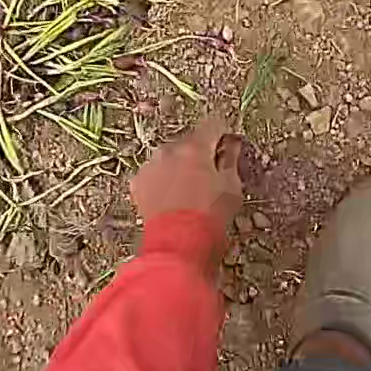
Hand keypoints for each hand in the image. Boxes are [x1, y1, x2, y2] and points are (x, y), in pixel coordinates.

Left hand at [129, 114, 244, 224]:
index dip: (223, 133)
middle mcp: (170, 150)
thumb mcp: (231, 186)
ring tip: (190, 186)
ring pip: (170, 157)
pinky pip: (155, 173)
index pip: (213, 125)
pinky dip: (163, 178)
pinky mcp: (139, 183)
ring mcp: (152, 166)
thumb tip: (232, 145)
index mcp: (196, 147)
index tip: (228, 142)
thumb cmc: (210, 215)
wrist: (177, 244)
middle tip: (211, 171)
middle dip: (200, 152)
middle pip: (189, 142)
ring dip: (180, 164)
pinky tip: (172, 194)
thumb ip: (231, 159)